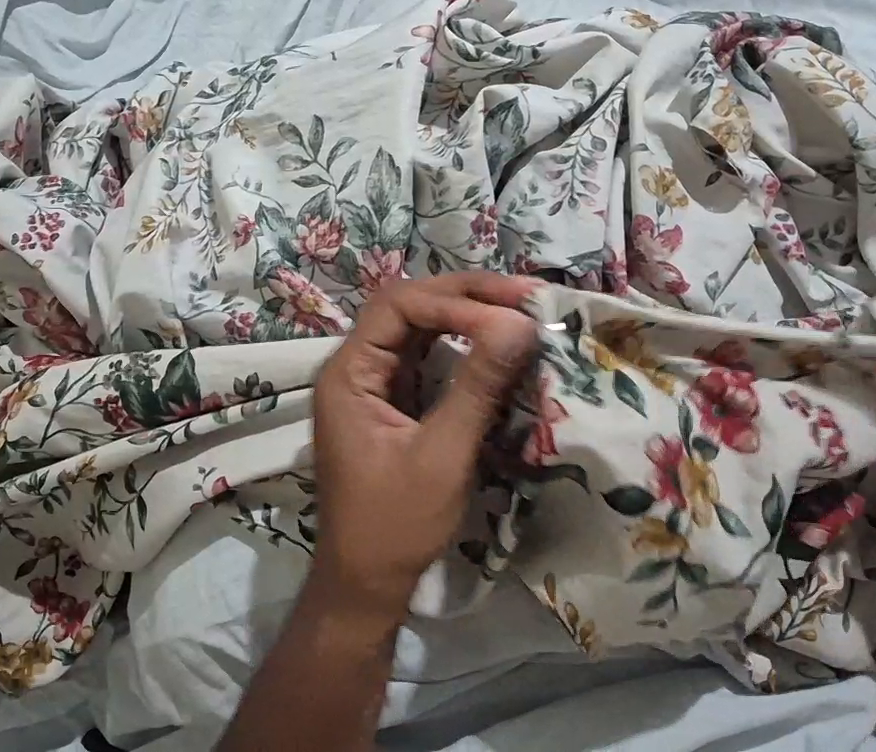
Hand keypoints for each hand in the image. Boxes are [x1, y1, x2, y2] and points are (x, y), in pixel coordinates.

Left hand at [308, 273, 539, 616]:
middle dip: (465, 296)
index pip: (398, 307)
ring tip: (520, 309)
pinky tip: (498, 343)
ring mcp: (373, 382)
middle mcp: (355, 366)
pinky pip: (427, 357)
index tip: (509, 317)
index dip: (453, 302)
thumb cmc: (395, 524)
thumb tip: (520, 324)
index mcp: (348, 372)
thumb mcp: (442, 455)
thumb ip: (478, 387)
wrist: (365, 581)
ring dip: (467, 314)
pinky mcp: (393, 401)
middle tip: (526, 295)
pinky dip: (463, 346)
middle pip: (408, 307)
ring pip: (419, 327)